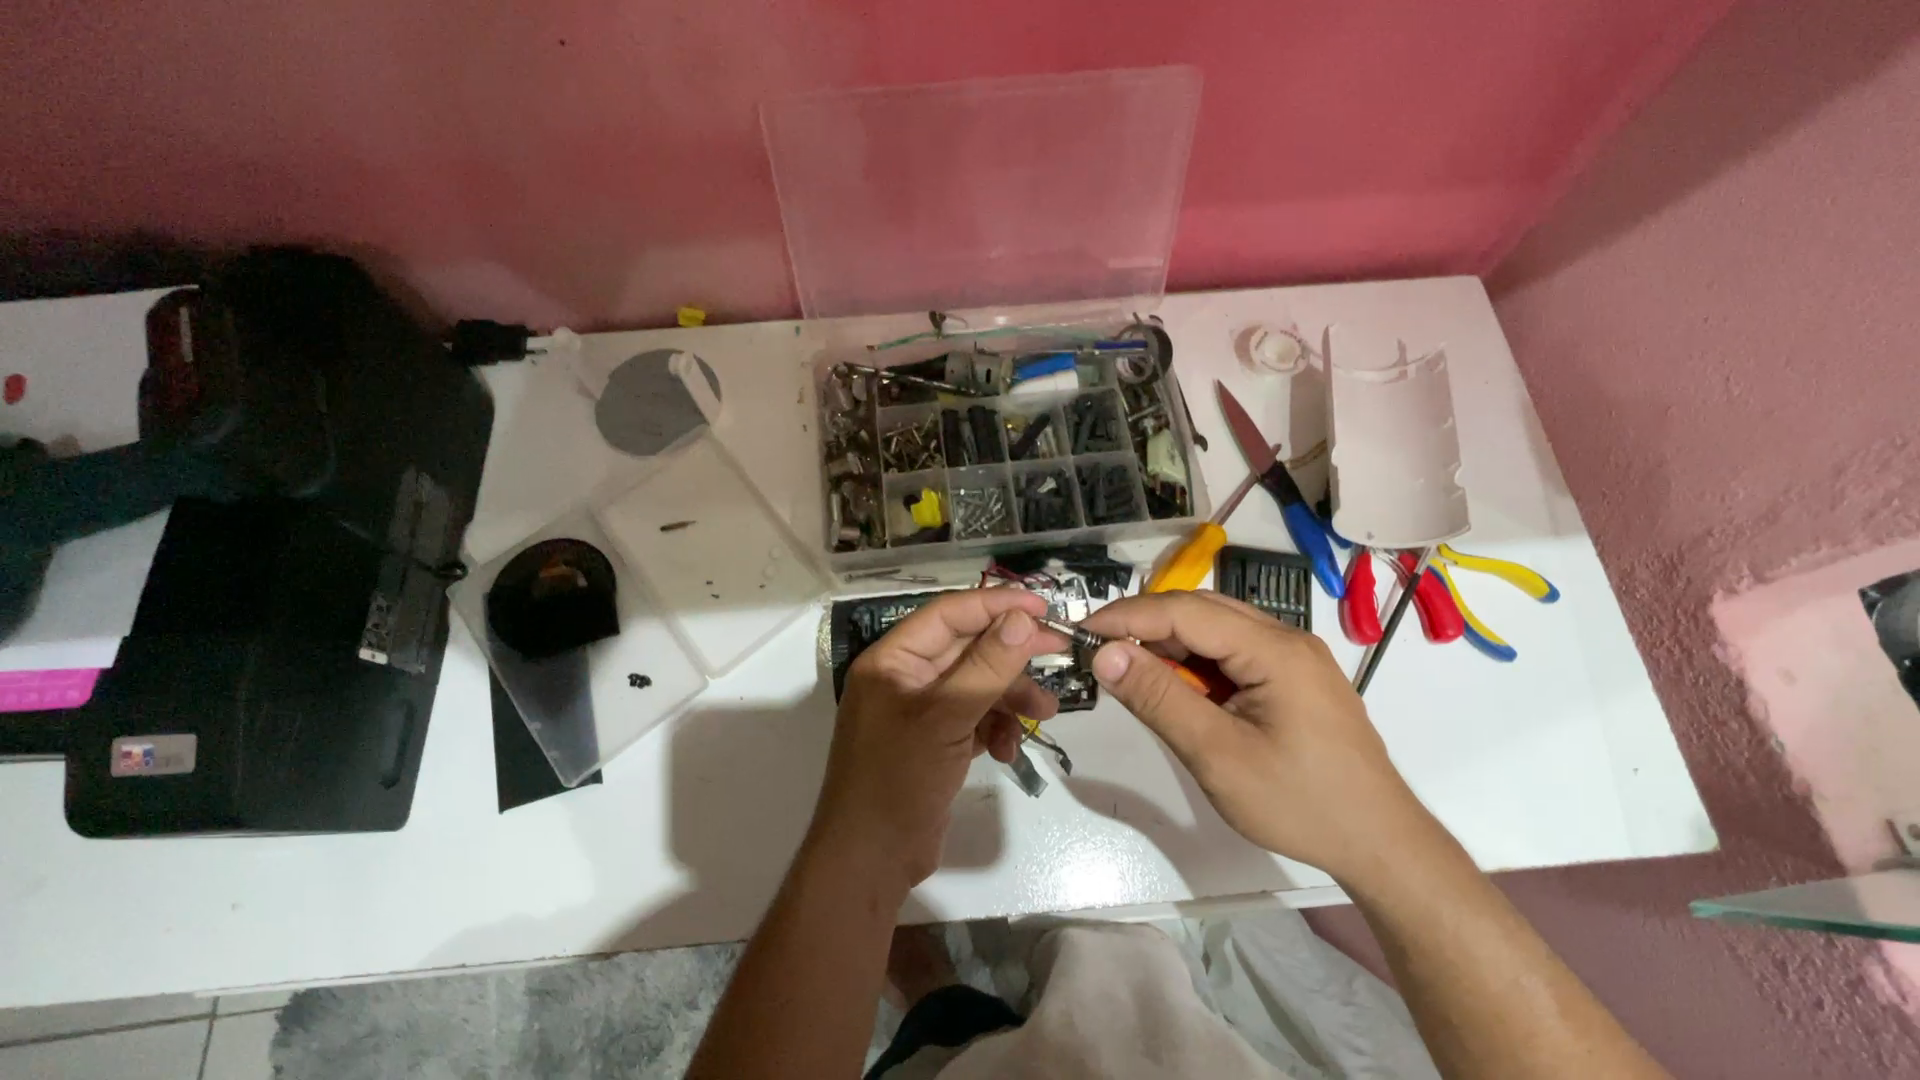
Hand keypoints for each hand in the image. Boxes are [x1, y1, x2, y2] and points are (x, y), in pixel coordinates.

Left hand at [808, 588, 1061, 890]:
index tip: (1043, 607)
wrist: (871, 860)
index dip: (995, 606)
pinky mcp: (935, 744)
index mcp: (892, 660)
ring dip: (1010, 697)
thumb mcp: (945, 717)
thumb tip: (1021, 619)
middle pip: (967, 649)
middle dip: (1011, 655)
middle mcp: (904, 679)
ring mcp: (919, 713)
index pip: (948, 614)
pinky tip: (1008, 749)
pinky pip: (974, 720)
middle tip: (1060, 650)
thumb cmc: (898, 778)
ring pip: (976, 686)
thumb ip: (986, 666)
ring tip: (1043, 713)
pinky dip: (995, 729)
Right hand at [1080, 590, 1434, 886]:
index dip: (1127, 616)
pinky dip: (1196, 664)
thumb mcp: (1218, 755)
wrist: (1379, 843)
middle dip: (1145, 625)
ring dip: (1170, 645)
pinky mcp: (1294, 680)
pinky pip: (1233, 654)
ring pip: (1216, 630)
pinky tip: (1175, 688)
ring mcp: (1294, 658)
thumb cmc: (1299, 802)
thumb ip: (1159, 699)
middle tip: (1098, 653)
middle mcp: (1287, 639)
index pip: (1185, 611)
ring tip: (1128, 671)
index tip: (1079, 633)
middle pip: (1201, 611)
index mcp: (1275, 649)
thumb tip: (1105, 654)